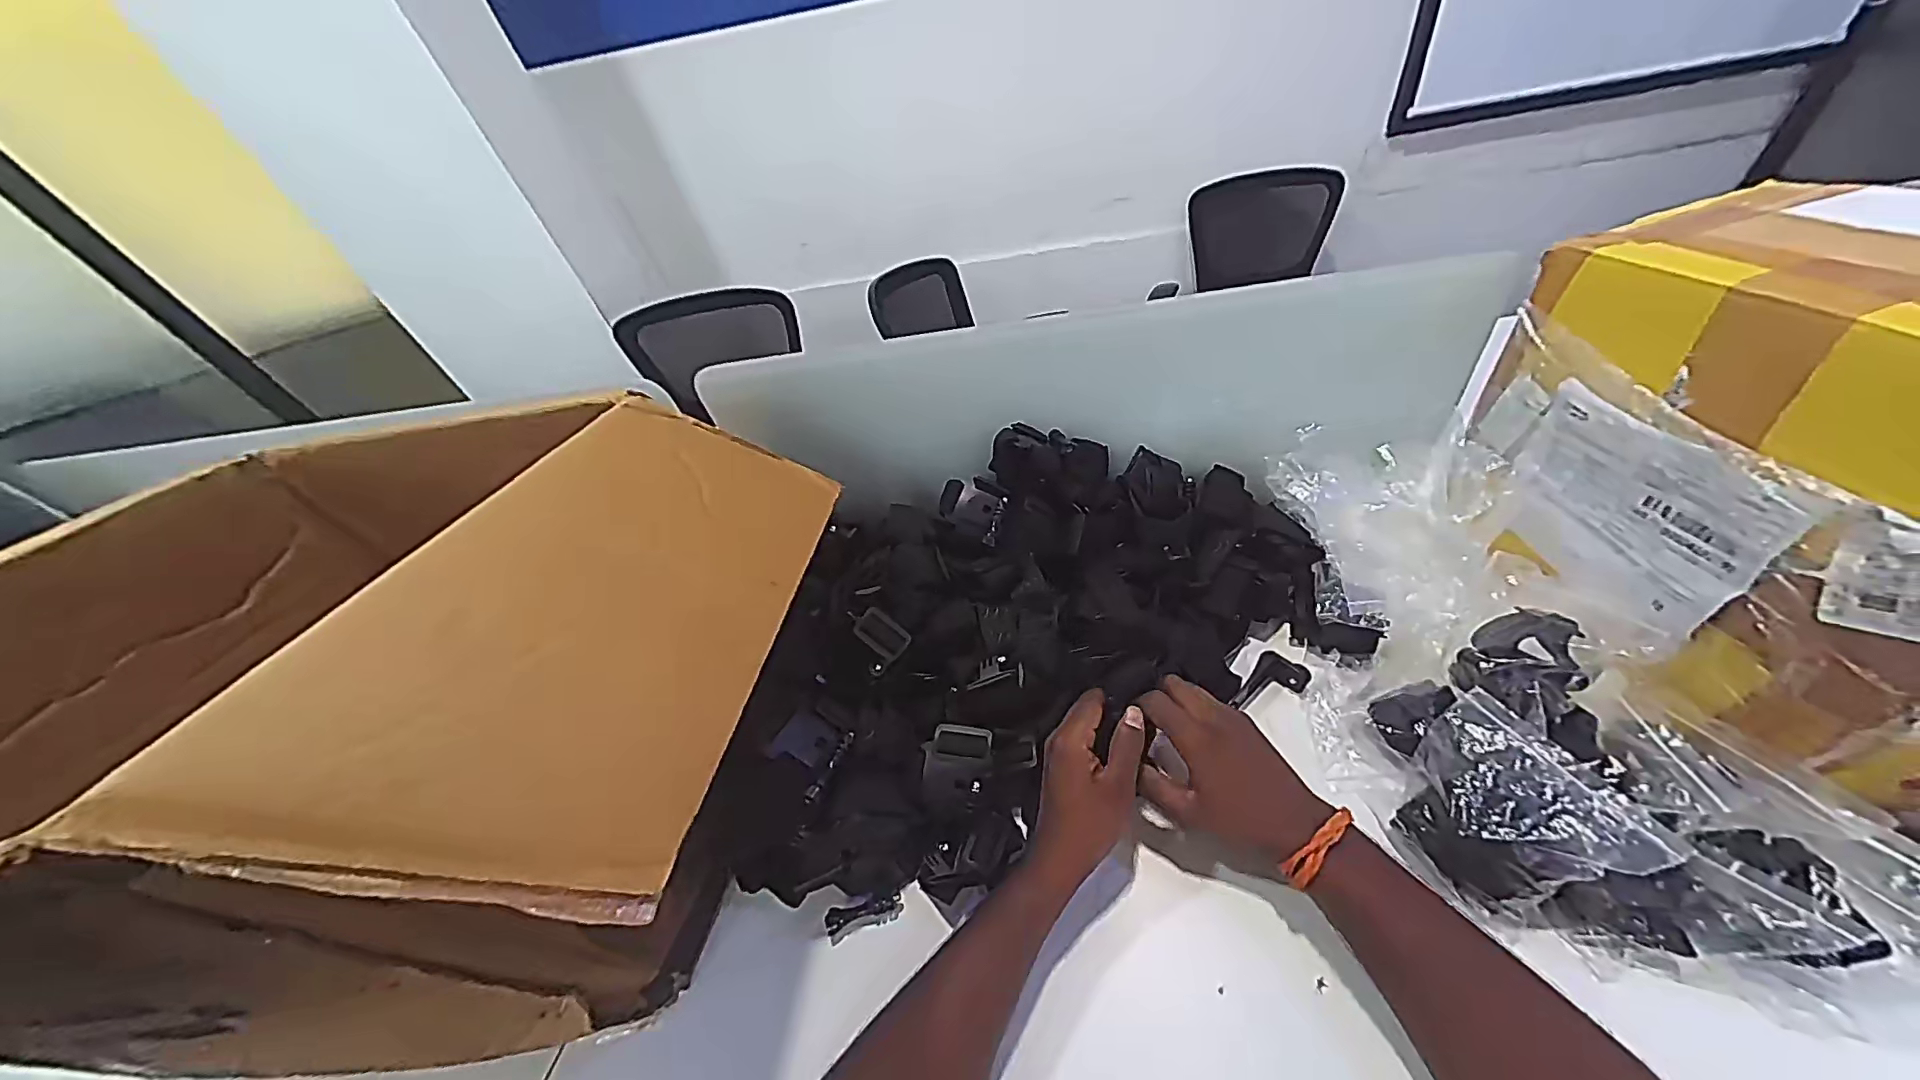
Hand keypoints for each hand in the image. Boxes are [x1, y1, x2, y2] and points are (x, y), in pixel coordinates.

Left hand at [1029, 689, 1148, 886]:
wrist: (1062, 857)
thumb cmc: (1086, 829)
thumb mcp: (1119, 784)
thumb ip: (1128, 743)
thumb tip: (1134, 714)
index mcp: (1069, 740)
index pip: (1092, 697)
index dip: (1118, 697)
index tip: (1138, 703)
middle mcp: (1058, 742)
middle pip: (1088, 709)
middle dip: (1114, 713)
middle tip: (1141, 725)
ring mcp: (1057, 754)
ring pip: (1085, 726)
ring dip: (1108, 730)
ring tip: (1133, 742)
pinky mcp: (1061, 767)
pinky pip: (1082, 743)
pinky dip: (1100, 745)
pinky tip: (1117, 760)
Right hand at [1137, 674, 1332, 862]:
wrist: (1295, 827)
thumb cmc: (1243, 822)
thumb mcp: (1188, 813)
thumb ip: (1152, 785)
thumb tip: (1132, 765)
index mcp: (1197, 737)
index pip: (1155, 700)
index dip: (1135, 706)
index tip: (1128, 720)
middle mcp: (1215, 719)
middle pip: (1174, 683)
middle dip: (1155, 694)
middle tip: (1145, 719)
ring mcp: (1233, 718)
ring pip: (1194, 689)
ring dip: (1176, 698)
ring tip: (1166, 726)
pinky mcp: (1246, 724)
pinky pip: (1212, 702)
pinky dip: (1195, 706)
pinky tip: (1192, 734)